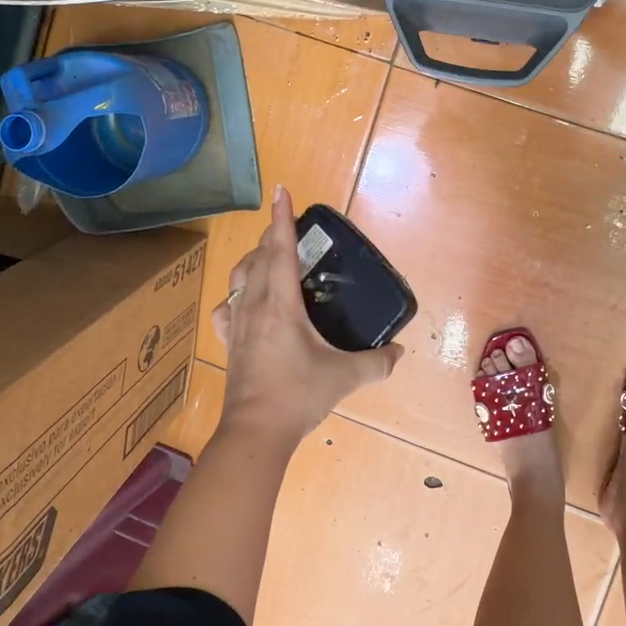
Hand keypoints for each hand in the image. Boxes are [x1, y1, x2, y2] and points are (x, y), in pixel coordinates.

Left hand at [210, 185, 403, 445]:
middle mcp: (255, 306)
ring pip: (239, 279)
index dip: (281, 218)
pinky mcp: (229, 344)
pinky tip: (241, 302)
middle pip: (258, 258)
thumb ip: (377, 362)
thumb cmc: (298, 396)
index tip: (281, 191)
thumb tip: (399, 353)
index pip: (279, 250)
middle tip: (288, 228)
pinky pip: (226, 309)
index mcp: (281, 305)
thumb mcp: (345, 377)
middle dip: (271, 236)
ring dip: (253, 260)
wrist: (255, 434)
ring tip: (268, 257)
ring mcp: (237, 325)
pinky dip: (235, 296)